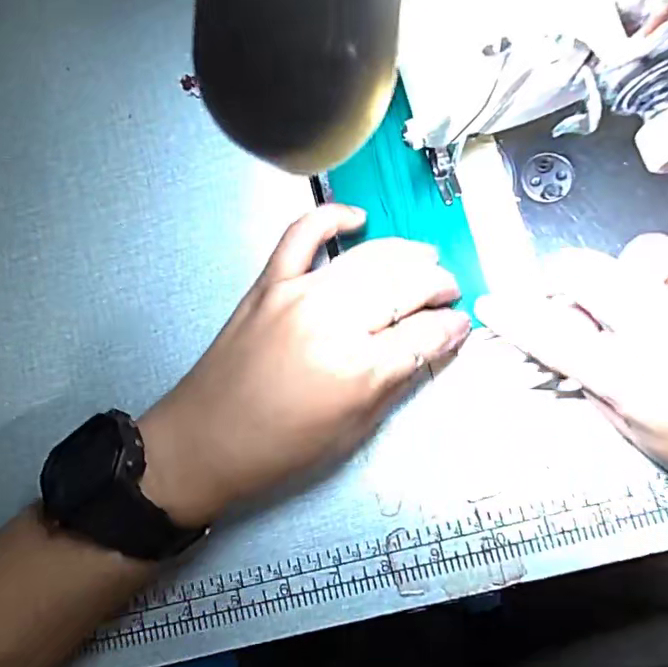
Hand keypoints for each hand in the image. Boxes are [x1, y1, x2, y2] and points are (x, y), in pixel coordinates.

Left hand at [136, 205, 470, 526]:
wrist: (205, 442)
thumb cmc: (285, 449)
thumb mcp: (356, 429)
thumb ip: (400, 379)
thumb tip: (439, 341)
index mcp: (359, 370)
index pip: (425, 332)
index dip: (452, 327)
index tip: (462, 325)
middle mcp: (334, 323)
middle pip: (404, 285)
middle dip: (438, 285)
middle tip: (449, 293)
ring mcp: (298, 295)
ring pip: (369, 258)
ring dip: (407, 253)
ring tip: (427, 258)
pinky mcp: (268, 282)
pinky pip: (303, 233)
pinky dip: (332, 217)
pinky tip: (357, 219)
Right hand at [475, 234, 667, 573]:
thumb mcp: (662, 446)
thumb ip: (609, 393)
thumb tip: (571, 353)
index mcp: (641, 388)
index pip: (553, 335)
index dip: (514, 316)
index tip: (495, 302)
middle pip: (589, 270)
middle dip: (564, 274)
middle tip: (571, 288)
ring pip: (654, 257)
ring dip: (640, 278)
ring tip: (665, 307)